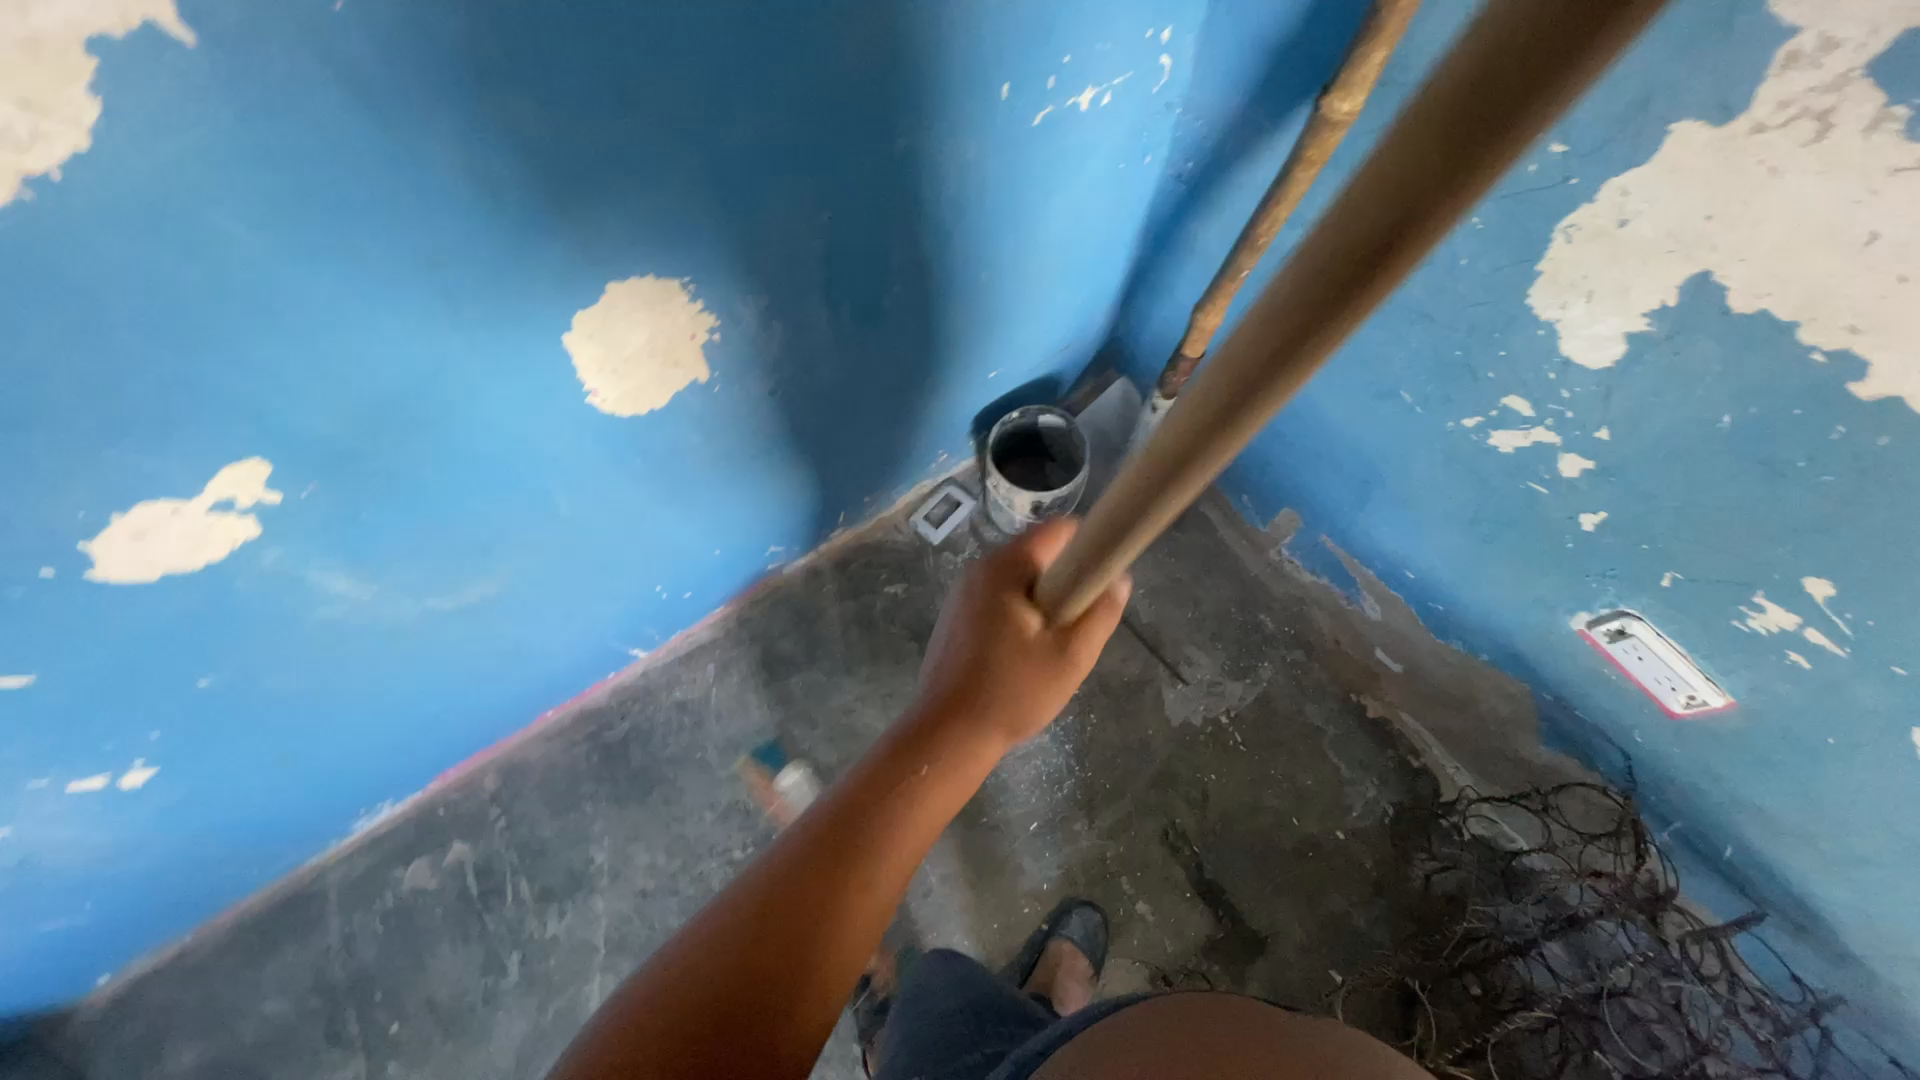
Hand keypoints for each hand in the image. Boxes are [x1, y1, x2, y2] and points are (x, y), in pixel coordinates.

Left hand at [911, 518, 1130, 749]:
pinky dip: (1018, 618)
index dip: (1089, 545)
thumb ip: (1100, 613)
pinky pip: (998, 601)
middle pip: (1038, 556)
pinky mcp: (954, 617)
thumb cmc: (1011, 693)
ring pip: (1019, 582)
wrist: (947, 734)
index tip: (1103, 579)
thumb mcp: (1071, 657)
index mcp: (1004, 567)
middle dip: (1065, 584)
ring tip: (1048, 649)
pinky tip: (1020, 658)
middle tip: (1075, 628)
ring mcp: (961, 593)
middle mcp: (978, 569)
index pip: (1058, 530)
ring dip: (1042, 605)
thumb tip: (1119, 579)